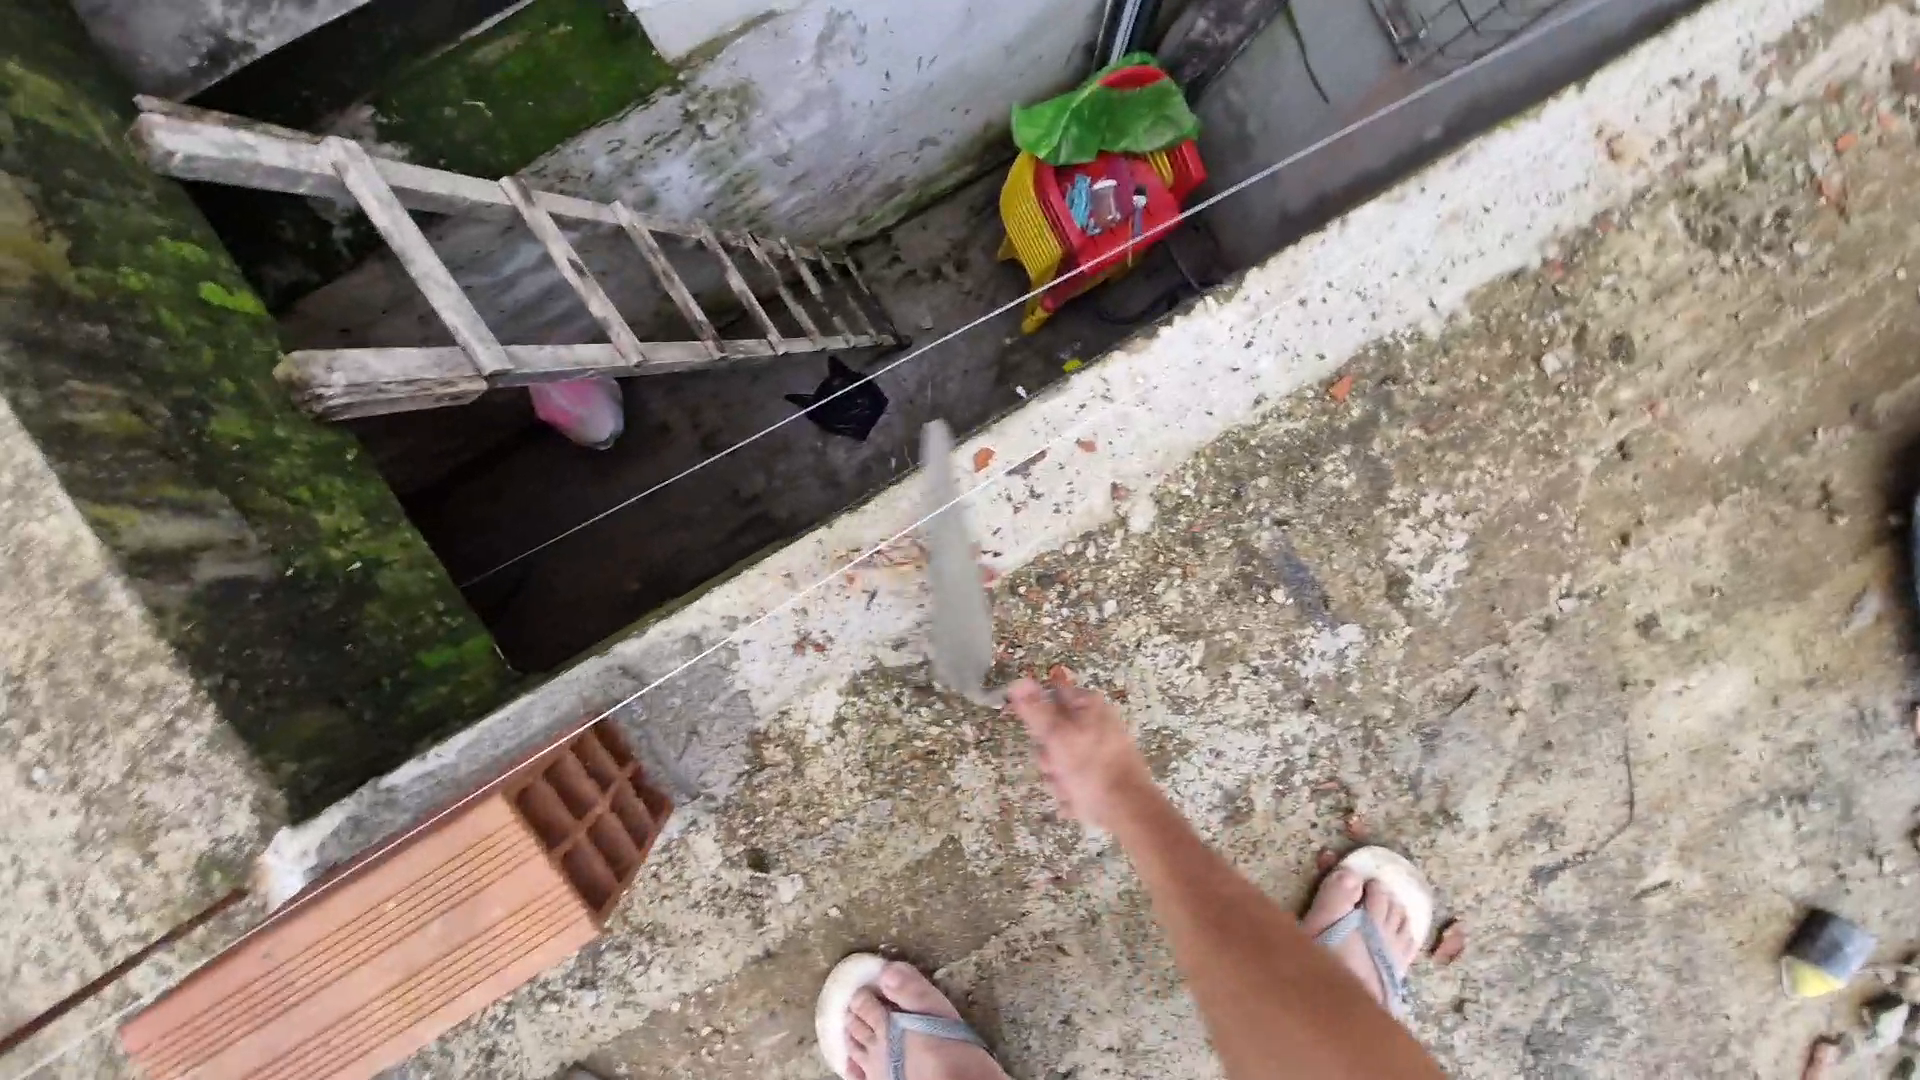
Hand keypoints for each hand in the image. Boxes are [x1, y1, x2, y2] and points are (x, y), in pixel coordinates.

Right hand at [1007, 668, 1154, 830]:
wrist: (1129, 811)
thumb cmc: (1091, 768)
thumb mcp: (1057, 735)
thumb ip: (1035, 709)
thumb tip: (1017, 680)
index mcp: (1088, 705)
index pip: (1050, 696)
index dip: (1037, 715)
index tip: (1037, 735)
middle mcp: (1096, 722)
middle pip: (1052, 732)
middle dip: (1048, 756)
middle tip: (1055, 766)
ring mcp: (1100, 750)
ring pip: (1060, 759)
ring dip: (1058, 778)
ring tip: (1069, 789)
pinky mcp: (1102, 774)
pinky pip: (1074, 778)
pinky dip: (1072, 791)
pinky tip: (1077, 801)